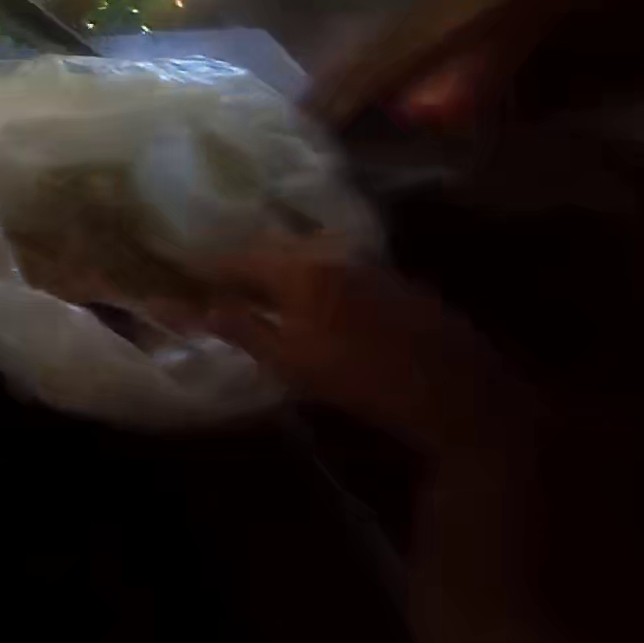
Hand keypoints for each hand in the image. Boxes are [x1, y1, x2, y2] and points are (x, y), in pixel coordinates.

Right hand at [206, 245, 532, 454]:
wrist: (459, 393)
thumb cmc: (359, 376)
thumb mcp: (287, 359)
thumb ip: (239, 327)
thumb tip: (199, 308)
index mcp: (298, 268)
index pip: (236, 259)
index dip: (207, 269)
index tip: (185, 276)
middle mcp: (329, 253)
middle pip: (269, 249)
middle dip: (241, 264)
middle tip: (220, 285)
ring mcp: (364, 262)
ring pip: (303, 254)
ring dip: (276, 269)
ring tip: (260, 293)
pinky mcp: (390, 278)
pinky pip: (333, 265)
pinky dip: (309, 276)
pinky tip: (309, 301)